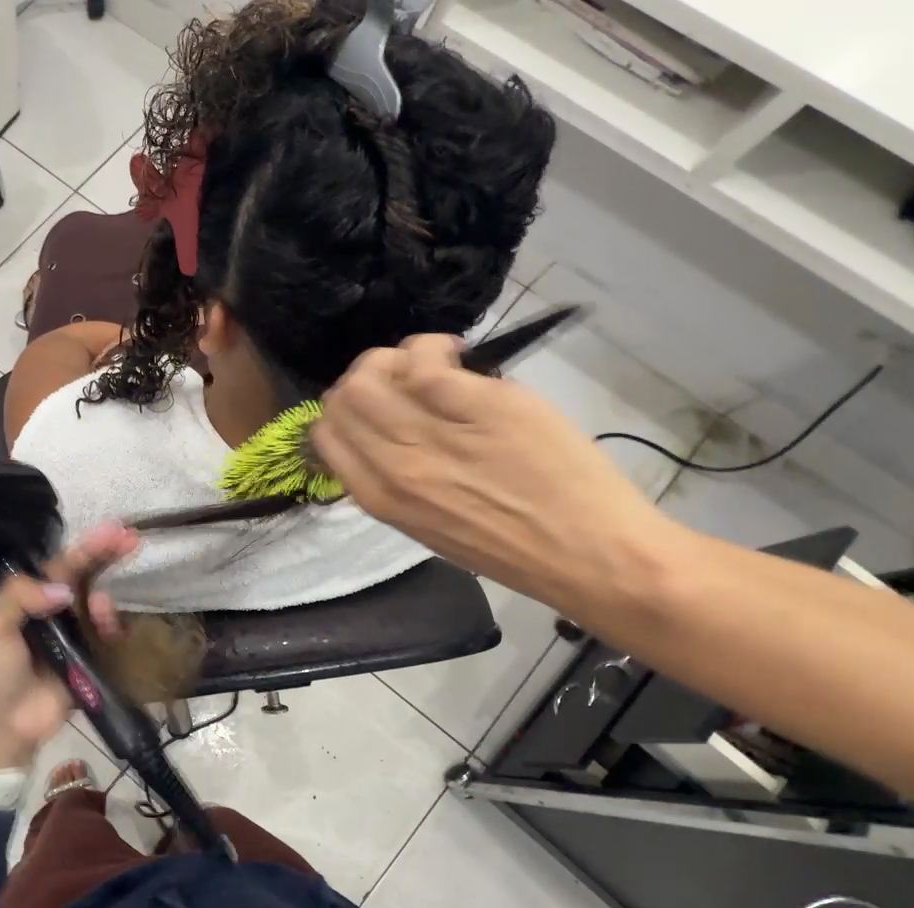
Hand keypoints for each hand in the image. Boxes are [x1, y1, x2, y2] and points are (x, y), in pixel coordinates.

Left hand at [0, 524, 139, 769]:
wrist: (5, 726)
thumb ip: (21, 598)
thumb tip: (63, 589)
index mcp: (29, 599)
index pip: (60, 565)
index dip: (86, 547)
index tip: (113, 528)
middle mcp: (53, 611)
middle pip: (84, 576)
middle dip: (107, 555)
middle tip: (132, 537)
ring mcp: (74, 635)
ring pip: (98, 604)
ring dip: (106, 597)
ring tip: (105, 606)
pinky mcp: (89, 660)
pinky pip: (107, 637)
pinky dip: (113, 627)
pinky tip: (110, 626)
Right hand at [308, 334, 681, 614]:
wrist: (588, 553)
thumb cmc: (509, 548)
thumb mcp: (425, 525)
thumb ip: (392, 482)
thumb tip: (380, 433)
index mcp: (380, 500)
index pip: (324, 436)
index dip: (340, 411)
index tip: (372, 405)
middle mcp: (396, 467)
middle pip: (344, 398)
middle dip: (362, 377)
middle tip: (399, 378)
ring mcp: (436, 436)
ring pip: (374, 374)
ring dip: (394, 357)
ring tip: (431, 365)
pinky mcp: (482, 407)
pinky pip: (427, 362)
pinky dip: (433, 347)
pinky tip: (456, 355)